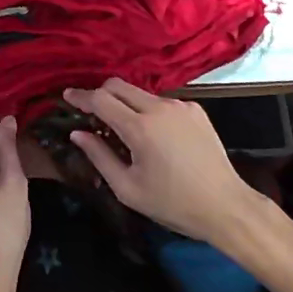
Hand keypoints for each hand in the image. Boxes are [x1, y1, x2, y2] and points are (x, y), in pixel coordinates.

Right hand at [65, 80, 262, 245]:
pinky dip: (151, 112)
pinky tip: (155, 136)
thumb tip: (78, 133)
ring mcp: (181, 105)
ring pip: (142, 94)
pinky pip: (164, 103)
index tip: (67, 96)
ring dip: (127, 104)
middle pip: (119, 86)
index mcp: (140, 127)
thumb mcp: (128, 189)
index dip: (81, 96)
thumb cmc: (172, 203)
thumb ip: (100, 157)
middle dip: (101, 94)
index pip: (101, 99)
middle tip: (91, 111)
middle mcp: (159, 107)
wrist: (225, 205)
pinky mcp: (196, 110)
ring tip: (124, 129)